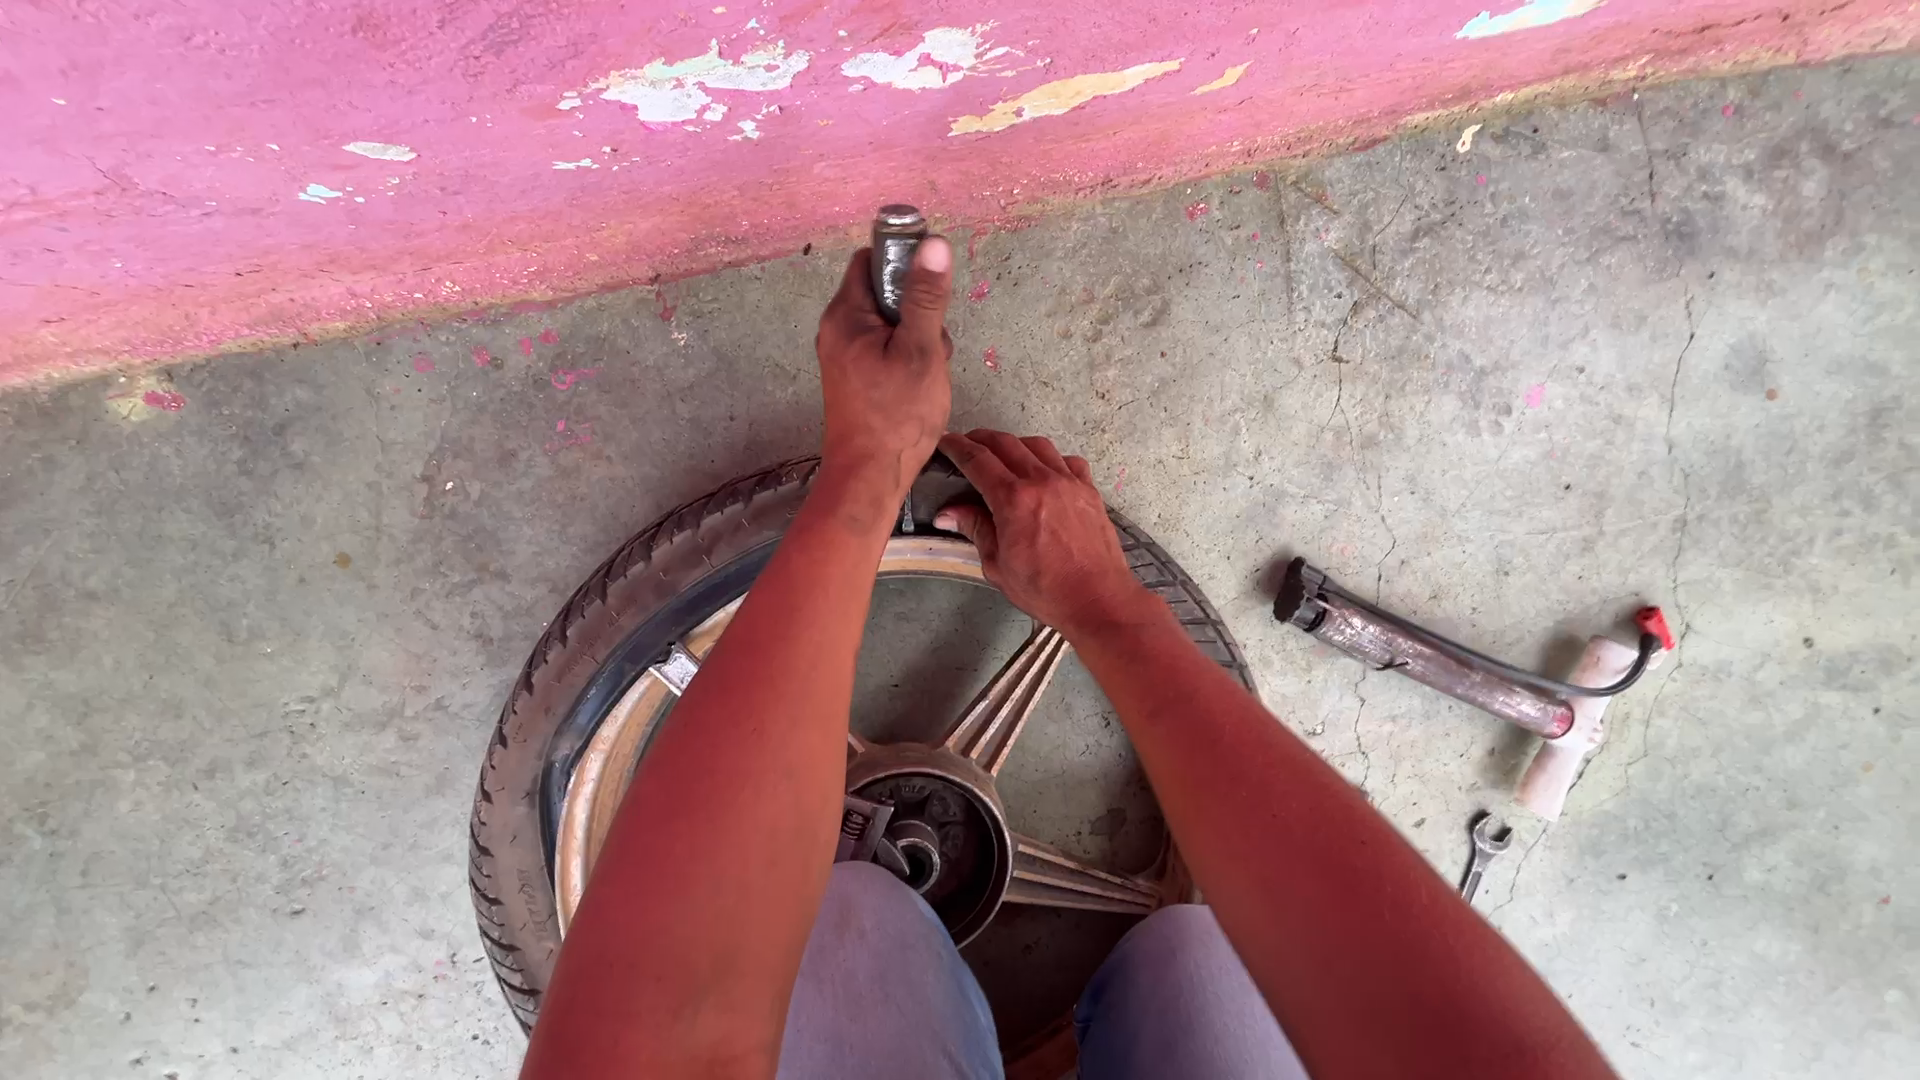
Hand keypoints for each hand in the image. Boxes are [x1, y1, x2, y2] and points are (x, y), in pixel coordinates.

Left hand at [814, 238, 954, 492]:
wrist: (870, 476)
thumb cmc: (896, 416)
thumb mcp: (920, 351)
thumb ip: (926, 298)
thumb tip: (934, 244)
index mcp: (845, 316)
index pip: (870, 260)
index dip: (902, 262)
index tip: (931, 287)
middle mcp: (837, 331)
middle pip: (883, 294)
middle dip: (918, 310)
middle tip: (932, 343)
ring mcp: (845, 357)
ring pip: (890, 325)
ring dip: (918, 339)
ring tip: (927, 371)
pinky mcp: (855, 378)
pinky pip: (886, 350)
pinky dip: (908, 359)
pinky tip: (919, 385)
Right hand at [933, 430, 1154, 637]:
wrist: (1096, 599)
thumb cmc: (1048, 590)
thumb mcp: (998, 564)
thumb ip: (975, 530)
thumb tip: (949, 515)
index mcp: (1014, 500)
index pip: (977, 460)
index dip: (957, 446)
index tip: (947, 442)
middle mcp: (1042, 482)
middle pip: (1005, 444)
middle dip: (981, 439)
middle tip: (968, 443)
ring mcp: (1069, 483)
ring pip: (1037, 446)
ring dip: (1015, 444)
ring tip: (1003, 454)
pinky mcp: (1089, 491)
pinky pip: (1067, 461)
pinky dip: (1050, 458)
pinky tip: (1044, 470)